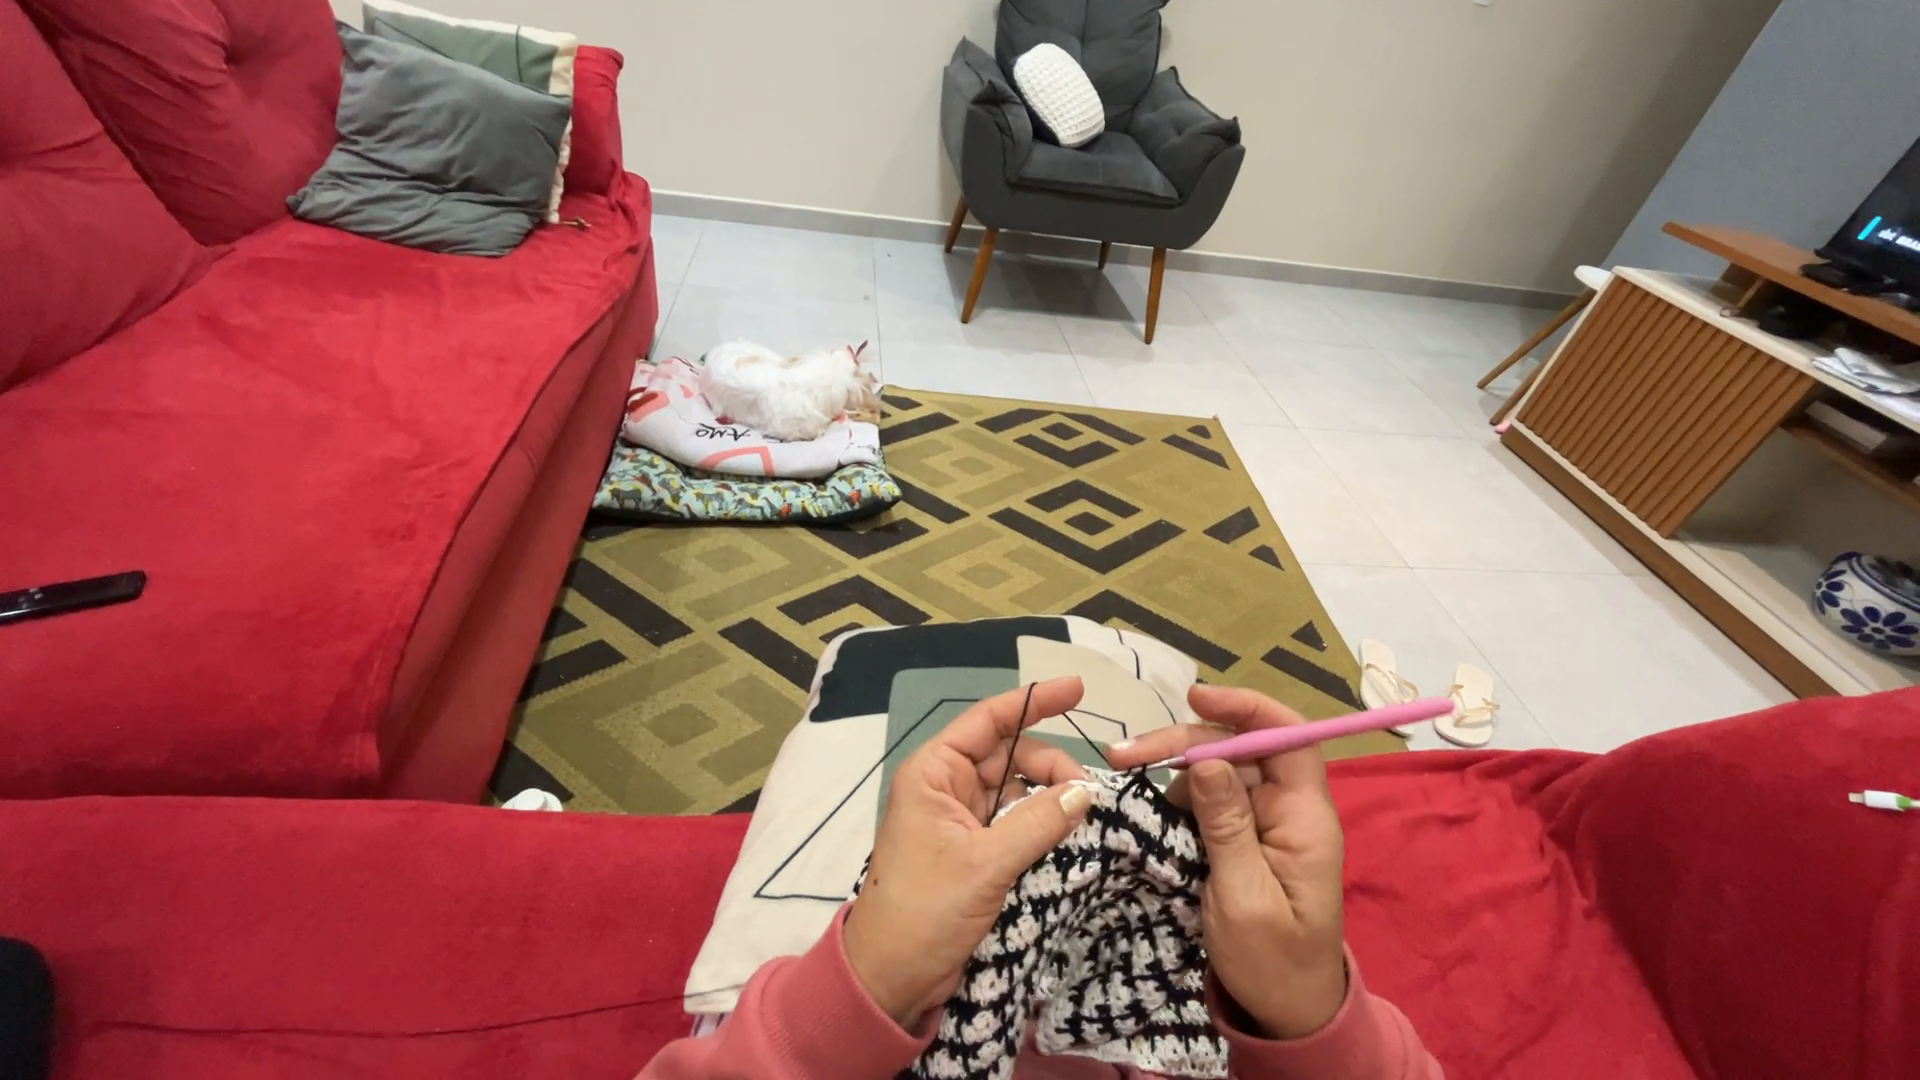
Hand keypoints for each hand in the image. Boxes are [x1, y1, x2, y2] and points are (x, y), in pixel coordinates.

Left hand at [843, 677, 1093, 1027]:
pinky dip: (1041, 818)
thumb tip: (1086, 791)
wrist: (892, 978)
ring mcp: (961, 816)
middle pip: (1009, 753)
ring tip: (1083, 812)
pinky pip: (1015, 818)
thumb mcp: (985, 863)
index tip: (1077, 689)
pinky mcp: (974, 847)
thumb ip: (1038, 822)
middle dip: (1050, 763)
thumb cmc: (926, 909)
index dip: (1033, 701)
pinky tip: (1068, 826)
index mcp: (934, 772)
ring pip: (1016, 786)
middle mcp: (947, 785)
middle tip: (1087, 792)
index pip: (988, 721)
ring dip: (1049, 792)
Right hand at [1109, 685, 1347, 1039]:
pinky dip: (1173, 792)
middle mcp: (1285, 807)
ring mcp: (1261, 819)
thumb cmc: (1272, 961)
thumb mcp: (1243, 896)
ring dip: (1170, 765)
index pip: (1288, 737)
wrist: (1282, 1012)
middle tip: (1124, 753)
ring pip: (1215, 766)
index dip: (1247, 707)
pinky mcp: (1238, 833)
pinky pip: (1205, 795)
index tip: (1195, 699)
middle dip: (1182, 741)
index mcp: (1305, 818)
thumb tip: (1206, 759)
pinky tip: (1145, 801)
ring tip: (1125, 771)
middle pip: (1238, 747)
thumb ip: (1226, 825)